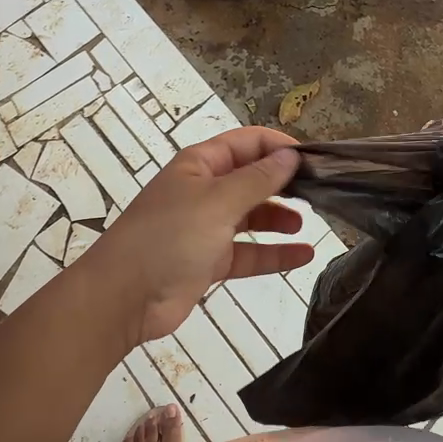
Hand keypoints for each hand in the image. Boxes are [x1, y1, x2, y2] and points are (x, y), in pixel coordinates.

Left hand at [78, 126, 313, 345]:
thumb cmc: (169, 236)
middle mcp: (205, 190)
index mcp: (201, 163)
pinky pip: (249, 252)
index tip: (315, 160)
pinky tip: (303, 255)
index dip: (280, 147)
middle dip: (284, 181)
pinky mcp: (209, 261)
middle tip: (321, 189)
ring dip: (279, 216)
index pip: (248, 143)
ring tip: (308, 220)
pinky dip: (274, 253)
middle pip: (252, 177)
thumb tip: (291, 155)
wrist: (122, 298)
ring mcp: (206, 226)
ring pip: (252, 215)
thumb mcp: (217, 202)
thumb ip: (258, 180)